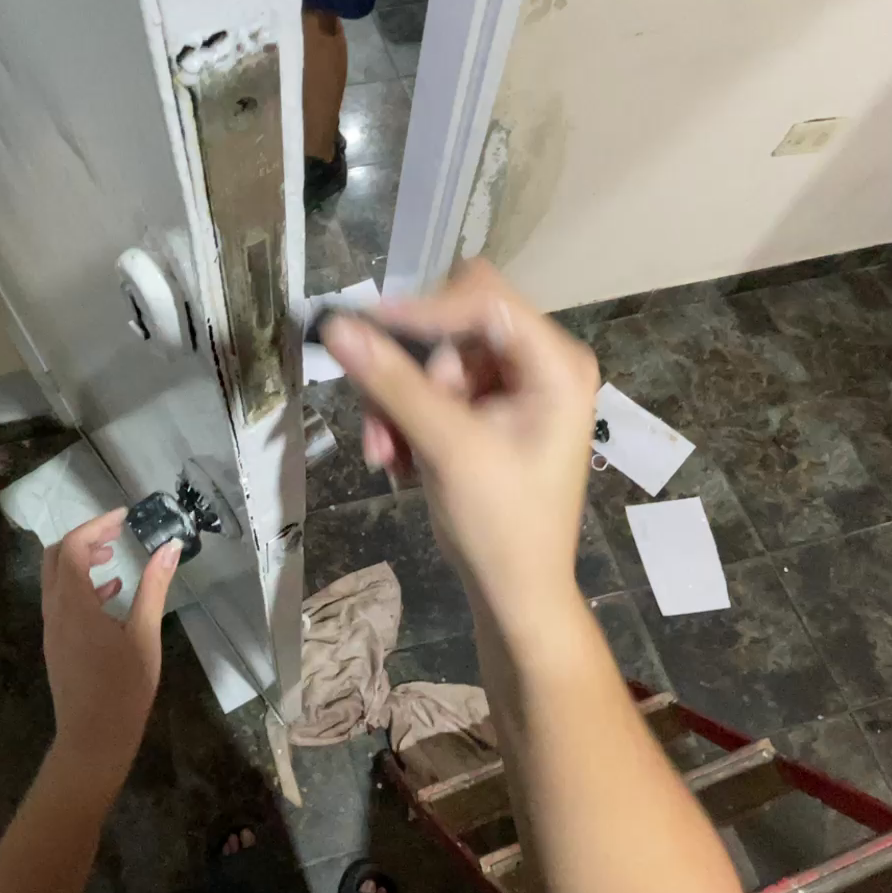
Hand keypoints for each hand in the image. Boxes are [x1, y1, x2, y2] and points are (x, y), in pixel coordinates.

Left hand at [40, 508, 182, 785]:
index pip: (76, 546)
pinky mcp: (57, 643)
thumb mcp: (145, 634)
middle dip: (86, 537)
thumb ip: (155, 586)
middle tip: (119, 531)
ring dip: (82, 559)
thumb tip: (171, 547)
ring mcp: (52, 628)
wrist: (93, 739)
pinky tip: (113, 593)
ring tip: (116, 555)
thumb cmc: (124, 687)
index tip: (125, 516)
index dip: (98, 525)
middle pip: (57, 556)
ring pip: (56, 578)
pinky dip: (82, 585)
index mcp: (74, 604)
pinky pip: (62, 600)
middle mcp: (55, 610)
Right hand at [321, 259, 598, 616]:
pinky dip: (407, 422)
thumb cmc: (500, 524)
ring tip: (386, 454)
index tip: (362, 326)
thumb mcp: (447, 448)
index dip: (421, 309)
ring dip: (398, 407)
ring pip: (432, 365)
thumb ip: (393, 384)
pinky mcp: (486, 414)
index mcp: (554, 364)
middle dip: (409, 379)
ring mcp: (511, 390)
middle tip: (387, 423)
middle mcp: (537, 364)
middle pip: (452, 331)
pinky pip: (430, 394)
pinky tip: (398, 460)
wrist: (514, 591)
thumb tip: (337, 328)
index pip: (482, 300)